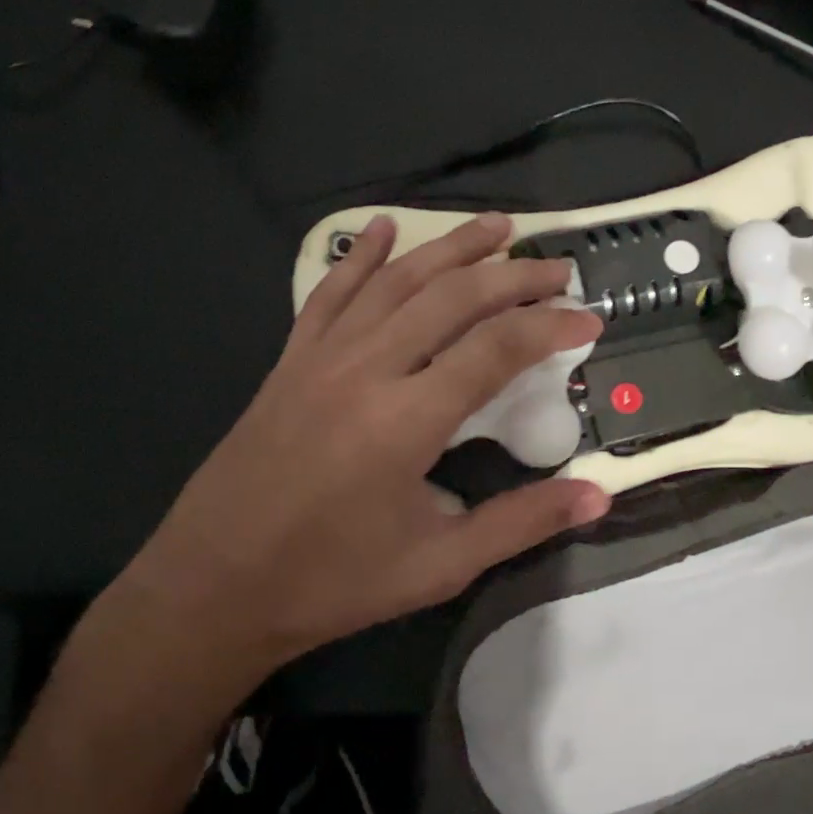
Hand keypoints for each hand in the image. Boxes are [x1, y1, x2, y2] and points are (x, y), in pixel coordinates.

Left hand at [130, 213, 610, 667]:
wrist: (214, 587)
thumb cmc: (333, 582)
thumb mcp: (440, 565)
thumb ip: (522, 522)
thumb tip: (598, 497)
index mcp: (406, 421)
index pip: (495, 349)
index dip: (550, 328)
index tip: (590, 319)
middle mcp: (366, 370)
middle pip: (452, 298)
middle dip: (513, 277)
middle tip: (559, 270)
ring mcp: (322, 358)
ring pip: (396, 282)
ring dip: (451, 248)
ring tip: (498, 226)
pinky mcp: (290, 362)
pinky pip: (331, 293)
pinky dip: (362, 255)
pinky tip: (385, 227)